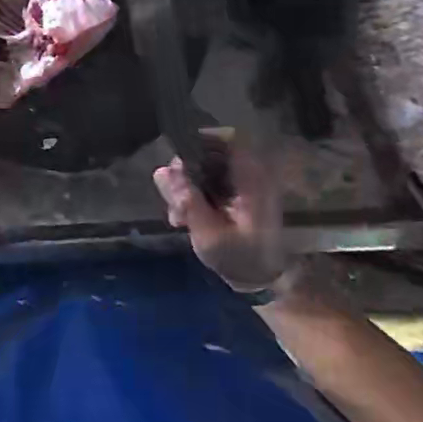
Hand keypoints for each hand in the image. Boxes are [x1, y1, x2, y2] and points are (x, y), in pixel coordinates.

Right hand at [154, 136, 286, 292]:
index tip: (177, 158)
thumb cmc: (240, 257)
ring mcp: (241, 186)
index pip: (229, 140)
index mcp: (251, 180)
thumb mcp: (208, 233)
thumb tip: (162, 169)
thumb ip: (186, 200)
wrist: (261, 281)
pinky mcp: (233, 195)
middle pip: (210, 153)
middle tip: (173, 198)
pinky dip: (191, 195)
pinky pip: (206, 182)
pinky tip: (183, 217)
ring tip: (177, 215)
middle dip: (184, 171)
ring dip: (184, 187)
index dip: (201, 139)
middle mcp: (248, 176)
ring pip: (203, 168)